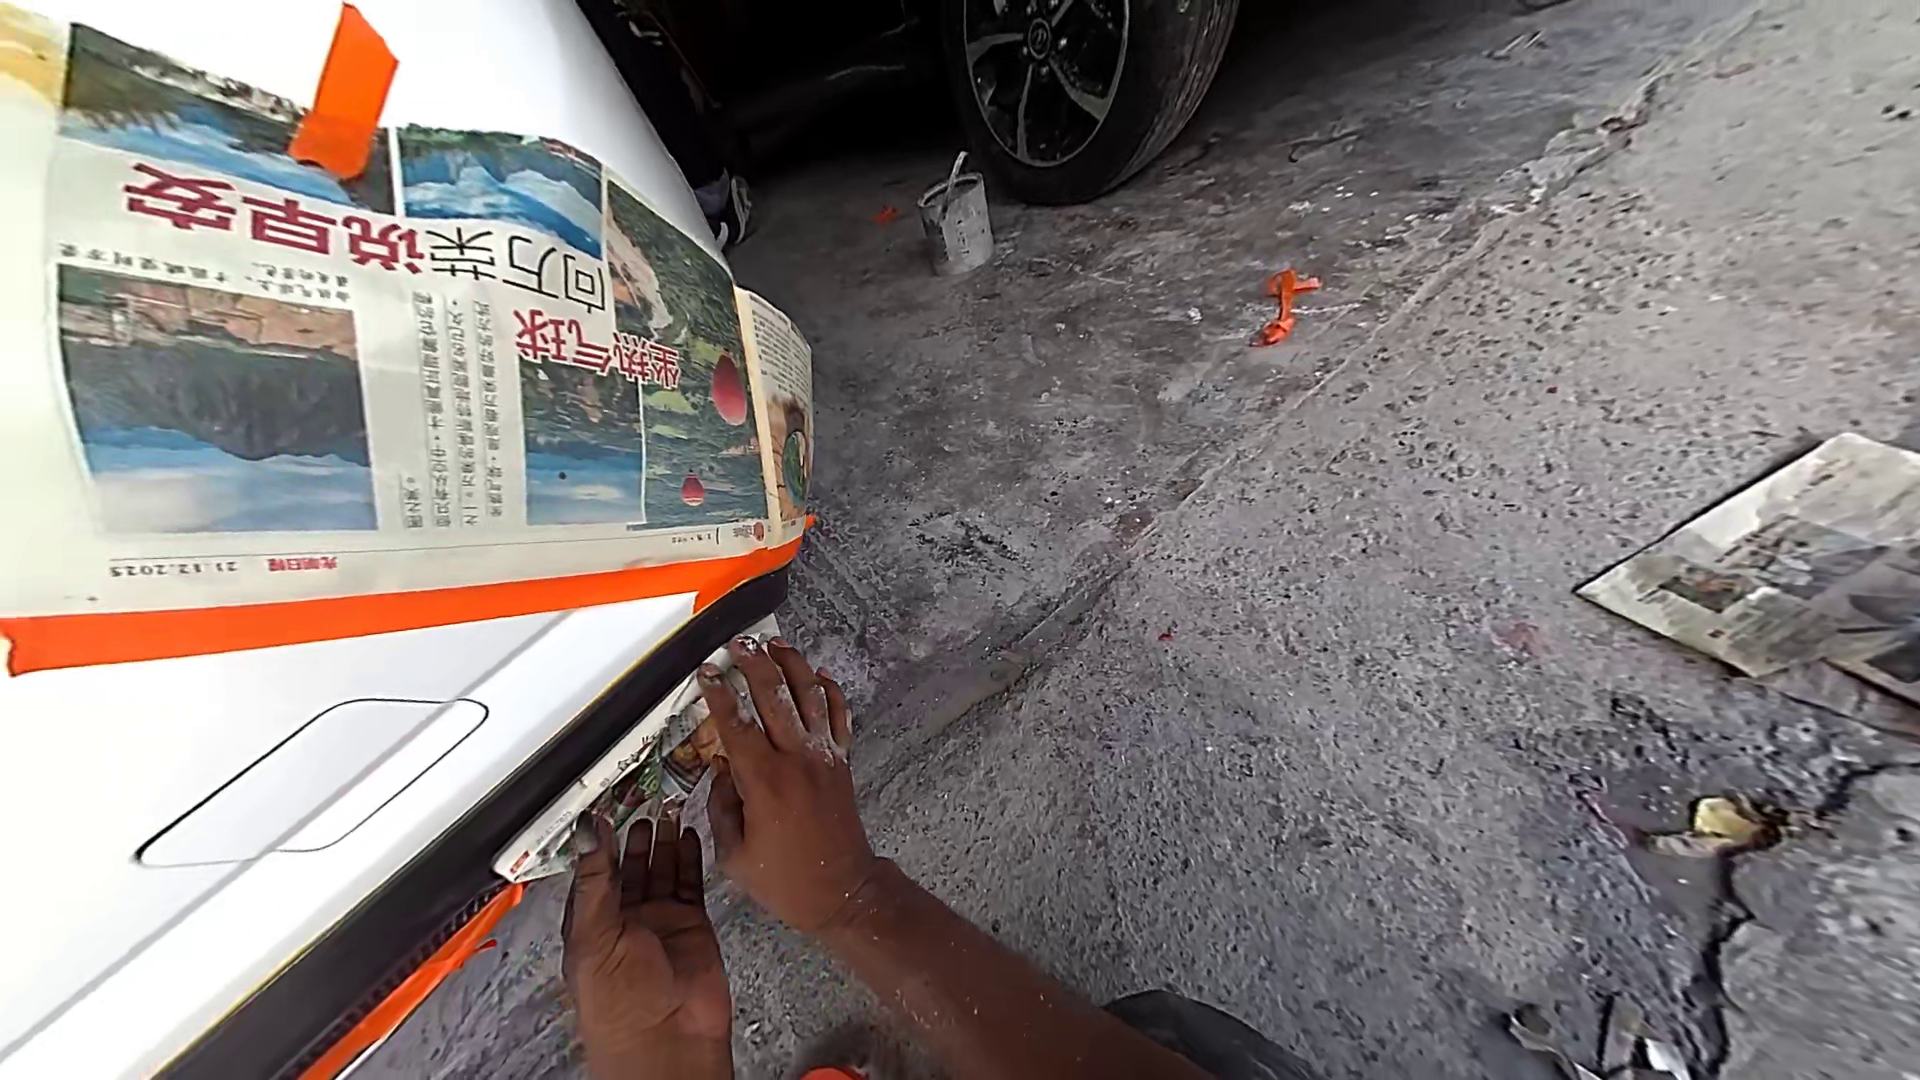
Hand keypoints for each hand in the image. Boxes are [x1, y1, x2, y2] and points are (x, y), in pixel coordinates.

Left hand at [563, 810, 731, 1077]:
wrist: (672, 1036)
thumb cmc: (622, 1004)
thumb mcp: (597, 936)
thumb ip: (597, 879)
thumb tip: (587, 830)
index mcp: (590, 925)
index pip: (593, 871)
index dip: (599, 840)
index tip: (607, 805)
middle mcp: (624, 919)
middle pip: (630, 866)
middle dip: (636, 834)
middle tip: (645, 797)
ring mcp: (659, 918)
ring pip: (660, 867)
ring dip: (664, 839)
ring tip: (668, 807)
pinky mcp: (691, 918)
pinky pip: (688, 879)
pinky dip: (689, 855)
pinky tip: (688, 834)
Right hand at [701, 635, 876, 933]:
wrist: (842, 888)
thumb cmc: (784, 879)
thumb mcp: (734, 855)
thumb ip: (721, 805)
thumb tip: (719, 767)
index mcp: (764, 781)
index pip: (736, 724)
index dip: (719, 694)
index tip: (707, 671)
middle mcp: (797, 757)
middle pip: (775, 696)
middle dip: (756, 664)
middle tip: (740, 643)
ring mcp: (824, 754)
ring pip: (810, 695)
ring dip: (793, 665)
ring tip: (776, 644)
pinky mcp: (842, 759)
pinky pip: (839, 715)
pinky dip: (831, 691)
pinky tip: (820, 673)